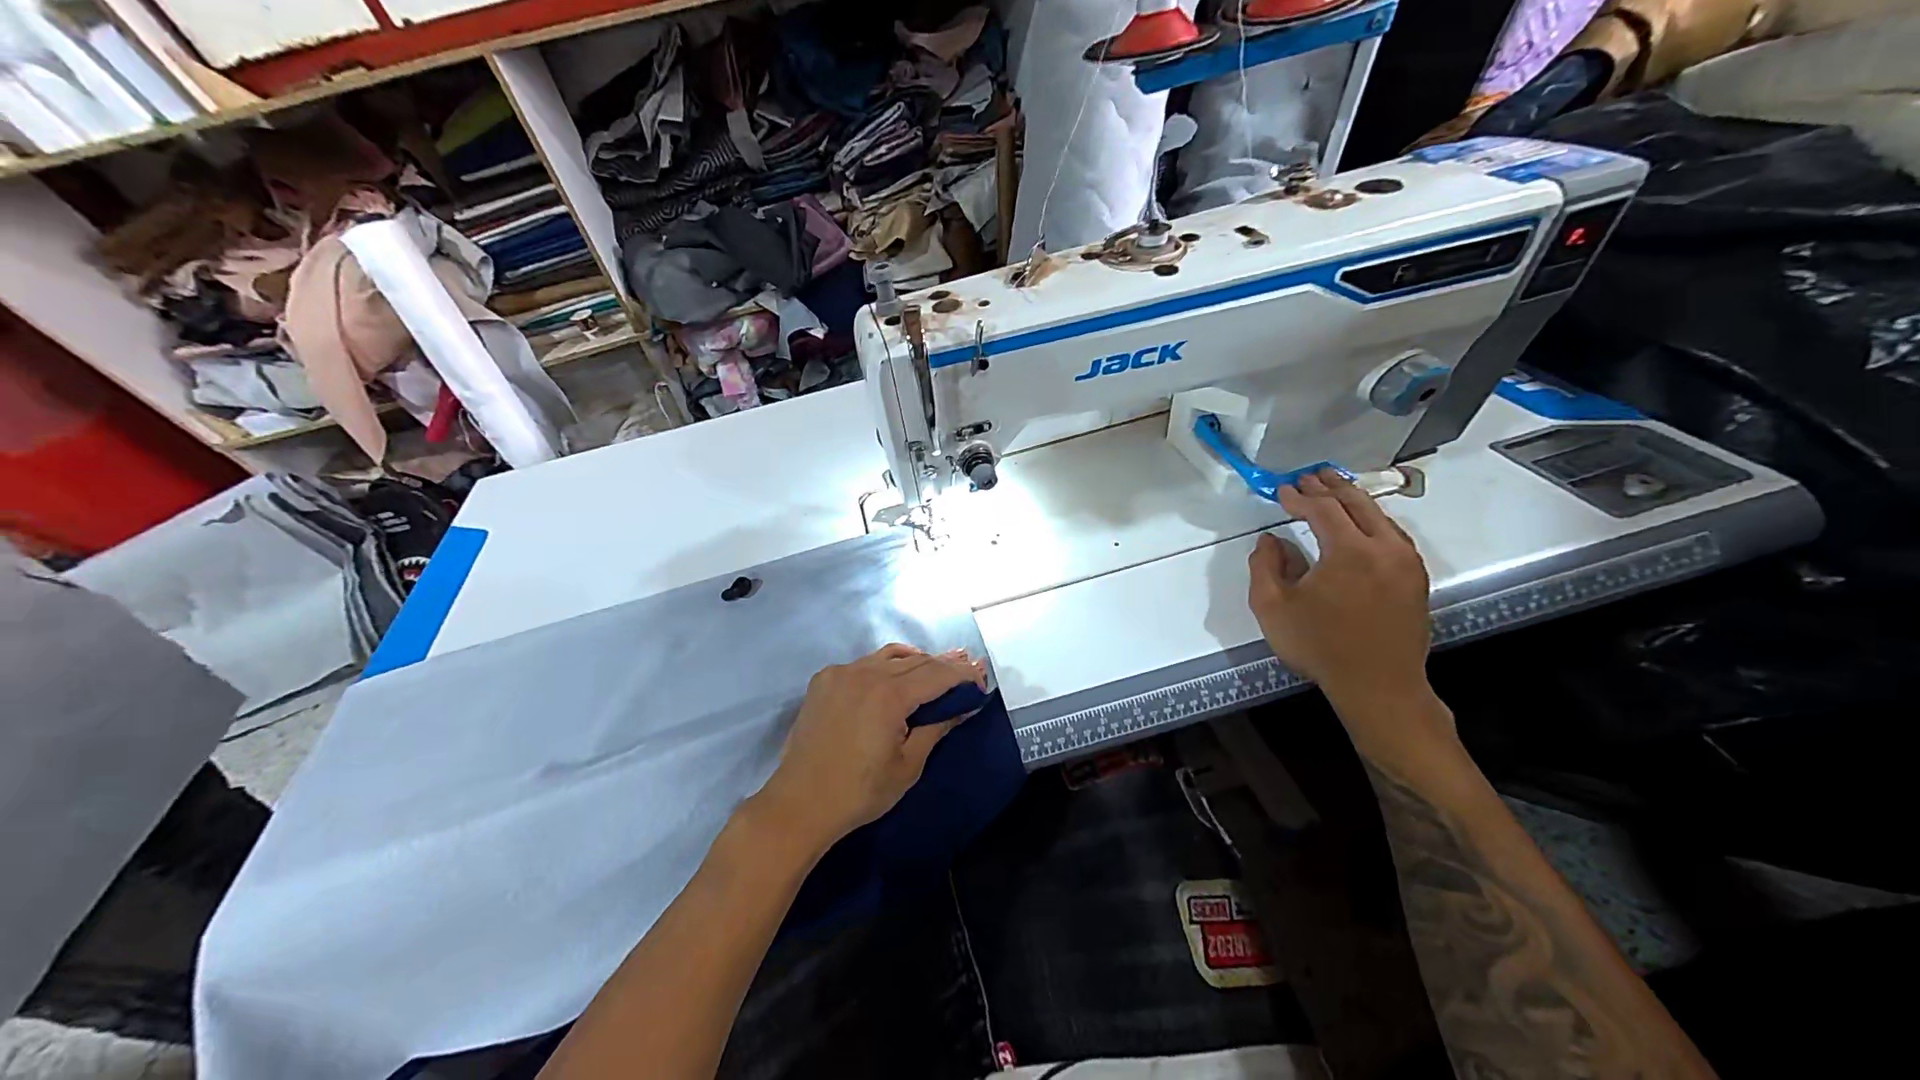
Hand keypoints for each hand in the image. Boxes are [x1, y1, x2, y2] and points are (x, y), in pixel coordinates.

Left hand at [752, 644, 986, 852]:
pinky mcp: (824, 680)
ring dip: (916, 661)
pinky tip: (893, 678)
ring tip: (936, 670)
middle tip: (968, 671)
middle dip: (945, 665)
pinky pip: (864, 663)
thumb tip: (963, 706)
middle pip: (916, 660)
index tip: (981, 682)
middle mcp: (865, 673)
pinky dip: (885, 665)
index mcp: (889, 695)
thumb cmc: (860, 792)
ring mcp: (841, 673)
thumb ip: (937, 728)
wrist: (800, 803)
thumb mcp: (908, 764)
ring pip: (890, 656)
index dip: (963, 675)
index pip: (938, 673)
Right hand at [1248, 470, 1434, 714]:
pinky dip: (1373, 521)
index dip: (1299, 497)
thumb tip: (1271, 541)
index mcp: (1349, 551)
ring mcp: (1406, 563)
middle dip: (1330, 487)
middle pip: (1357, 503)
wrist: (1378, 687)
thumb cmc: (1320, 647)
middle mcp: (1385, 548)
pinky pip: (1393, 536)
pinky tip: (1361, 526)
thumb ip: (1265, 567)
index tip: (1281, 491)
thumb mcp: (1273, 608)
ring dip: (1354, 500)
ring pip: (1380, 517)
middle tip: (1309, 477)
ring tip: (1334, 491)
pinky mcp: (1416, 579)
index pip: (1323, 509)